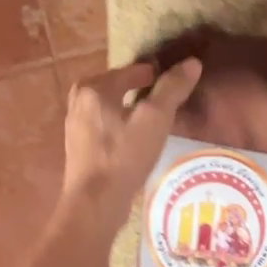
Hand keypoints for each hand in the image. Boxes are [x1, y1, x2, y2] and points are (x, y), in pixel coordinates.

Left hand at [60, 59, 201, 227]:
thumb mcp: (155, 119)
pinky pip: (101, 126)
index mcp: (94, 88)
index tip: (170, 79)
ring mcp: (74, 127)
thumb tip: (192, 62)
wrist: (94, 204)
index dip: (151, 73)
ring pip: (106, 107)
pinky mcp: (77, 148)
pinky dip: (117, 125)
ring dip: (126, 107)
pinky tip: (132, 139)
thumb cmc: (124, 156)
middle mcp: (78, 102)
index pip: (129, 71)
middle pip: (114, 87)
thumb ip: (172, 89)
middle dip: (135, 88)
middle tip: (160, 95)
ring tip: (149, 116)